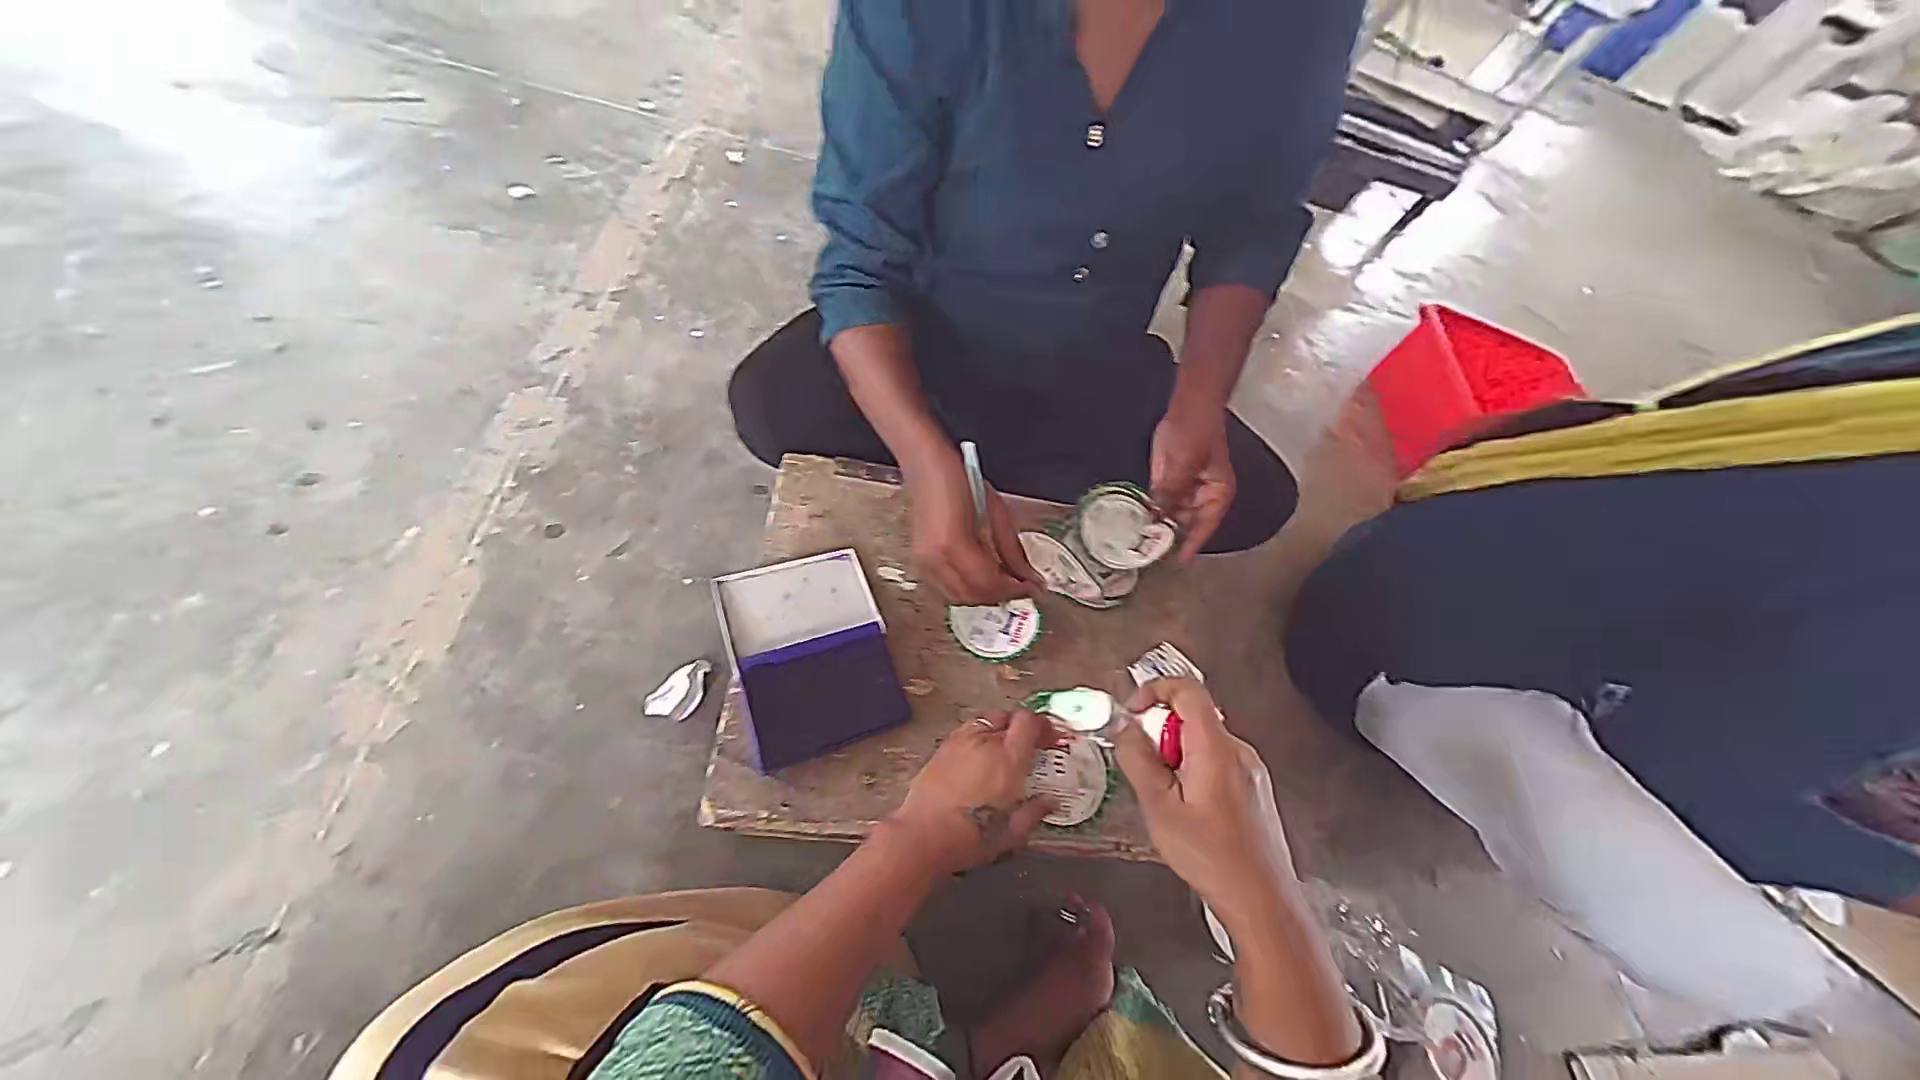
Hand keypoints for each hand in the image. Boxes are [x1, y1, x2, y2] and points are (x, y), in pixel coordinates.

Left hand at [889, 710, 1058, 876]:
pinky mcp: (943, 748)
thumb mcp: (1012, 833)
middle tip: (1030, 744)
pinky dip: (980, 735)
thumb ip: (1034, 812)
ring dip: (1001, 728)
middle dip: (1024, 727)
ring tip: (1004, 748)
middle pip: (1009, 717)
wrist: (923, 835)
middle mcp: (985, 742)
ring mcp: (961, 741)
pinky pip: (968, 730)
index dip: (1042, 725)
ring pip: (987, 720)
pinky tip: (979, 755)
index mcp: (1008, 759)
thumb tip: (1050, 801)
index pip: (1028, 722)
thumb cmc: (971, 838)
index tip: (1050, 738)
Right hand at [906, 446, 1039, 603]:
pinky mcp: (922, 562)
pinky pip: (948, 588)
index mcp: (954, 545)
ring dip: (985, 595)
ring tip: (1005, 581)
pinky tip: (984, 575)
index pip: (989, 584)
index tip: (1033, 588)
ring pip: (960, 597)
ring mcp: (924, 563)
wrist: (927, 465)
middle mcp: (935, 560)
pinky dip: (969, 588)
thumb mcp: (996, 512)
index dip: (1014, 590)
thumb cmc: (960, 479)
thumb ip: (1012, 551)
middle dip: (1001, 595)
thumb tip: (1030, 578)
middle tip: (1023, 586)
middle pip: (974, 596)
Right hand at [1112, 679, 1298, 927]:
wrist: (1263, 902)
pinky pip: (1216, 761)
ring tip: (1171, 802)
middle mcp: (1239, 752)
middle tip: (1150, 774)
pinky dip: (1194, 772)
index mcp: (1216, 749)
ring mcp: (1251, 770)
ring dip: (1176, 758)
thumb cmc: (1212, 858)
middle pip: (1192, 718)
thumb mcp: (1159, 807)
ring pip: (1202, 742)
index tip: (1133, 710)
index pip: (1188, 690)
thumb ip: (1137, 759)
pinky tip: (1191, 812)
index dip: (1155, 689)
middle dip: (1162, 737)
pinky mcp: (1254, 789)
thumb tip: (1124, 727)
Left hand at [1150, 403, 1235, 560]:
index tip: (1180, 560)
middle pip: (1186, 524)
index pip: (1206, 526)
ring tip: (1138, 541)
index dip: (1193, 544)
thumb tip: (1157, 515)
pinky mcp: (1169, 481)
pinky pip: (1159, 502)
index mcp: (1217, 493)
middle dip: (1169, 536)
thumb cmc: (1196, 430)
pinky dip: (1150, 511)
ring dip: (1157, 525)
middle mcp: (1202, 495)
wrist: (1188, 406)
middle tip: (1148, 552)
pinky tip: (1136, 521)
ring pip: (1171, 515)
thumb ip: (1171, 491)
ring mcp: (1185, 489)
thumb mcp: (1183, 463)